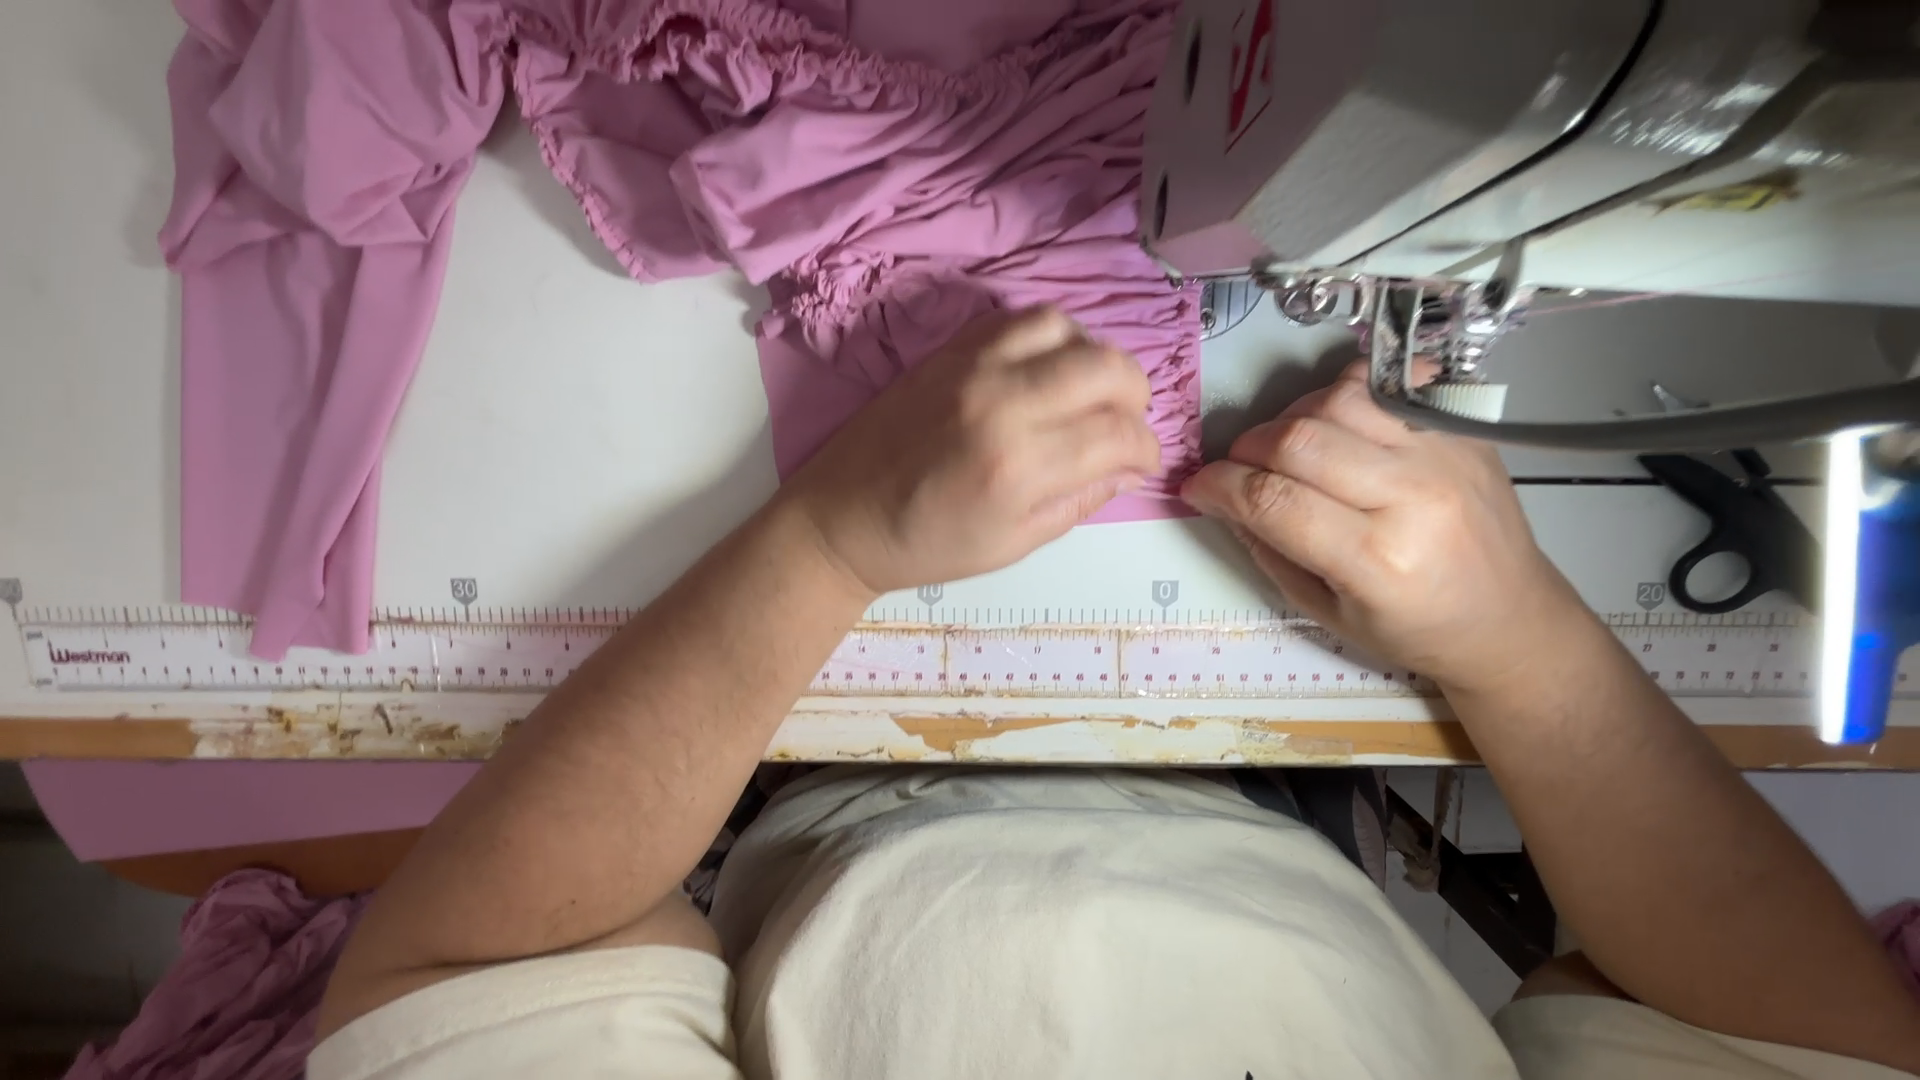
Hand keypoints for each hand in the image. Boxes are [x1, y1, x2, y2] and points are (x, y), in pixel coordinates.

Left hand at [784, 307, 1162, 595]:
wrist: (843, 519)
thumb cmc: (928, 546)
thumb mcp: (1014, 544)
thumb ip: (1080, 500)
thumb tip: (1128, 468)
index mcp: (1020, 466)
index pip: (1118, 435)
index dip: (1145, 449)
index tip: (1141, 463)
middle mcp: (1002, 402)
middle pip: (1106, 367)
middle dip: (1134, 397)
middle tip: (1123, 424)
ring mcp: (971, 367)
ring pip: (1065, 328)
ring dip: (1093, 357)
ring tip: (1087, 391)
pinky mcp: (946, 351)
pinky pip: (1015, 318)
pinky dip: (1047, 337)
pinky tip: (1045, 368)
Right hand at [1180, 362, 1596, 694]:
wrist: (1509, 619)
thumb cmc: (1412, 628)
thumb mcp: (1323, 609)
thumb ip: (1266, 548)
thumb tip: (1220, 498)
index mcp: (1377, 561)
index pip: (1272, 499)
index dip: (1219, 486)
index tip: (1198, 487)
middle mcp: (1414, 498)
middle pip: (1298, 441)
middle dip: (1246, 450)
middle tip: (1238, 470)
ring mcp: (1444, 455)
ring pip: (1336, 401)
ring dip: (1290, 419)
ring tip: (1284, 448)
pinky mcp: (1460, 432)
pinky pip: (1385, 385)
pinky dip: (1341, 395)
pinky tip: (1331, 426)